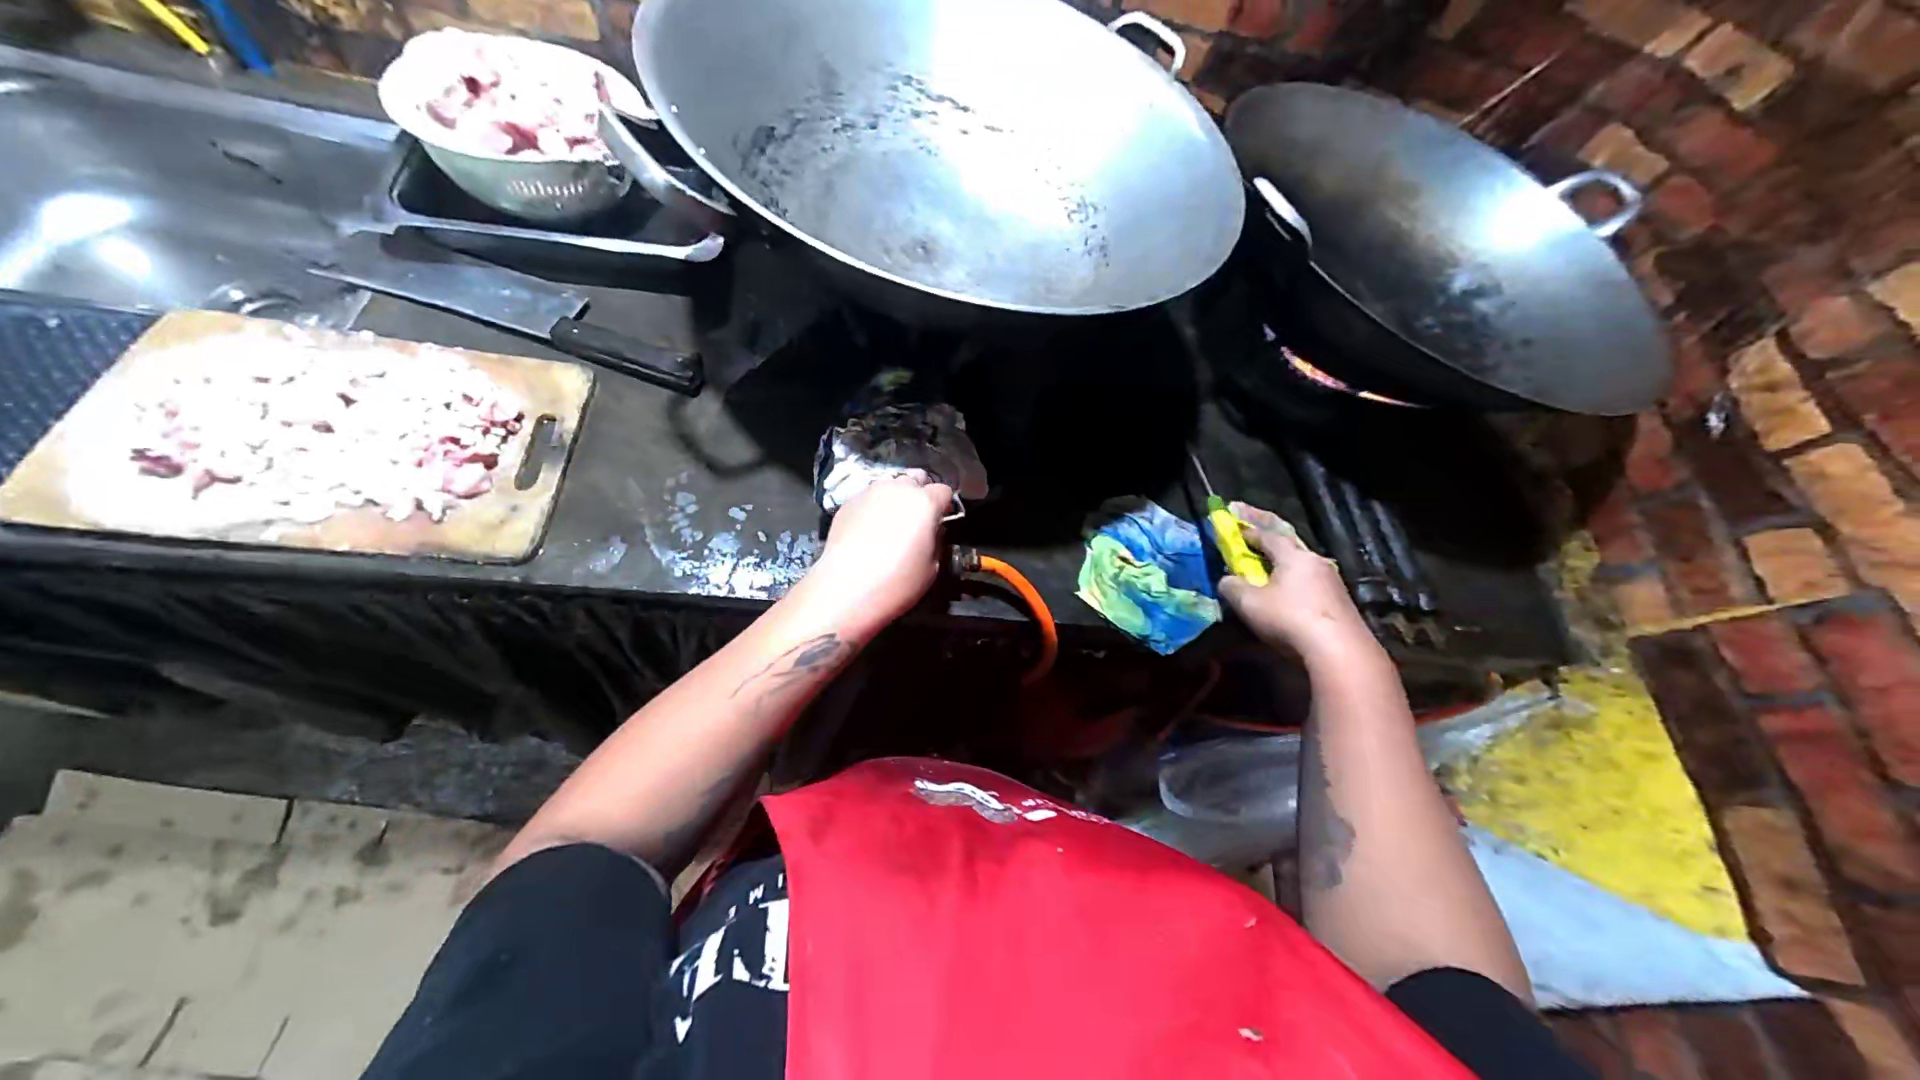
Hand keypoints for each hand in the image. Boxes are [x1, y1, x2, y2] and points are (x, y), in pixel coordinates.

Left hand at [803, 472, 953, 627]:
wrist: (847, 588)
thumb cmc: (897, 581)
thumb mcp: (932, 567)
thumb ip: (936, 540)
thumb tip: (932, 530)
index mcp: (925, 503)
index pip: (943, 490)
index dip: (943, 505)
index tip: (940, 519)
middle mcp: (898, 490)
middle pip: (915, 479)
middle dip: (919, 494)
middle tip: (915, 519)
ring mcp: (870, 493)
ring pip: (889, 484)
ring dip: (894, 497)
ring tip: (890, 521)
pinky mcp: (848, 502)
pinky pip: (867, 497)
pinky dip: (872, 507)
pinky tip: (868, 529)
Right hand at [1216, 501, 1376, 663]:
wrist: (1340, 651)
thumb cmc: (1289, 618)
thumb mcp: (1248, 602)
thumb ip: (1232, 586)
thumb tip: (1227, 580)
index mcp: (1294, 555)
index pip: (1268, 534)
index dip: (1248, 528)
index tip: (1233, 522)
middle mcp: (1316, 562)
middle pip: (1289, 544)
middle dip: (1268, 536)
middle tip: (1252, 529)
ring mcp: (1332, 582)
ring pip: (1301, 565)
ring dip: (1283, 562)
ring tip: (1268, 565)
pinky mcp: (1339, 603)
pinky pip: (1310, 583)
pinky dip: (1293, 581)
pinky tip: (1288, 593)